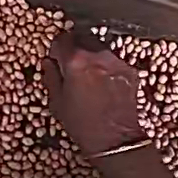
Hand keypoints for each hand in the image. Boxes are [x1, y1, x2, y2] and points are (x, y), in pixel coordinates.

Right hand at [41, 29, 144, 155]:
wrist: (115, 139)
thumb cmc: (83, 124)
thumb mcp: (57, 103)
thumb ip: (51, 77)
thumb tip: (48, 63)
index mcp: (76, 61)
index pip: (62, 39)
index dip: (57, 48)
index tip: (56, 57)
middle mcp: (98, 55)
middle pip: (82, 39)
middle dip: (74, 49)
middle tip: (71, 65)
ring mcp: (116, 61)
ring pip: (99, 48)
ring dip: (91, 56)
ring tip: (88, 77)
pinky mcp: (129, 70)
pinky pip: (113, 60)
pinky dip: (106, 66)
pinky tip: (103, 84)